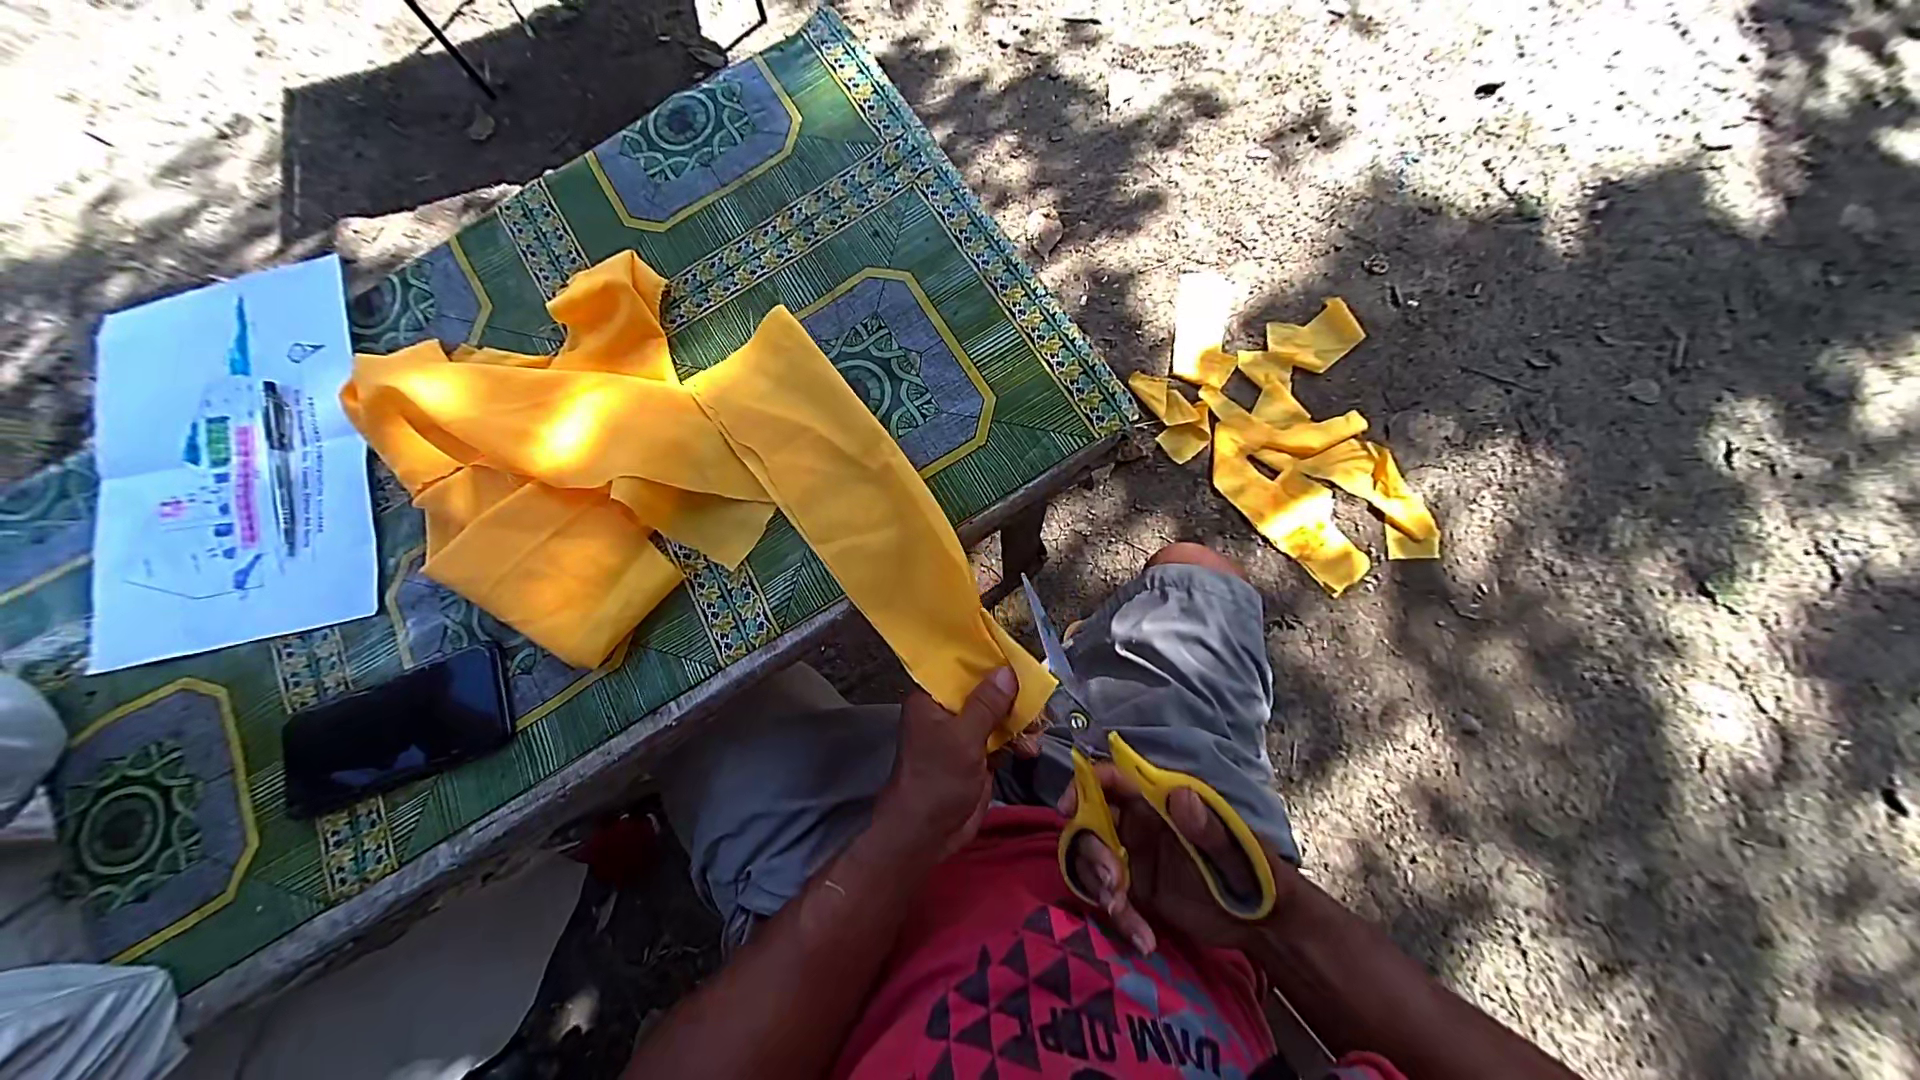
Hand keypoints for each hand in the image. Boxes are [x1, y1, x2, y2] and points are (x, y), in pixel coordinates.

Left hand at [872, 668, 1036, 859]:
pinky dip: (1018, 741)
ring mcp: (963, 734)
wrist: (926, 833)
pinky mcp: (977, 755)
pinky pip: (1002, 738)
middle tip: (1036, 702)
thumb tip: (1007, 672)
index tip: (1017, 659)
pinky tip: (1030, 748)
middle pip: (984, 691)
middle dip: (1012, 696)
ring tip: (1036, 731)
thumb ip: (987, 704)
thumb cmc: (935, 779)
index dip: (988, 662)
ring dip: (1019, 721)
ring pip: (997, 715)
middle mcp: (946, 712)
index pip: (961, 668)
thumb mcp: (963, 737)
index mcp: (932, 699)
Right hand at [1058, 763, 1295, 954]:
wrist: (1264, 924)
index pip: (1112, 780)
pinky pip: (1108, 896)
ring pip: (1092, 860)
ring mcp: (1133, 856)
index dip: (1083, 786)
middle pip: (1091, 821)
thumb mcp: (1237, 851)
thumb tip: (1180, 795)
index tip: (1067, 809)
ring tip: (1126, 913)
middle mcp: (1139, 823)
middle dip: (1092, 851)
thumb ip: (1208, 826)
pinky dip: (1119, 918)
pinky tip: (1143, 938)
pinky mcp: (1134, 890)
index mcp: (1159, 802)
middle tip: (1113, 883)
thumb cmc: (1255, 874)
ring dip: (1100, 886)